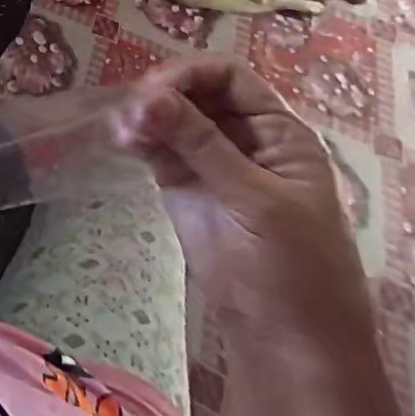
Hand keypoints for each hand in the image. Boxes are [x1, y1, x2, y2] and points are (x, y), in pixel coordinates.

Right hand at [112, 56, 372, 344]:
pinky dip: (137, 139)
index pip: (231, 78)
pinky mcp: (183, 184)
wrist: (287, 340)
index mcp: (277, 133)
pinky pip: (157, 147)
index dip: (192, 74)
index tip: (153, 89)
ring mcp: (210, 161)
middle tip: (130, 112)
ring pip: (170, 118)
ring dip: (144, 116)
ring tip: (121, 131)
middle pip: (195, 92)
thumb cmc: (293, 267)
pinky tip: (121, 141)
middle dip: (162, 94)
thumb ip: (200, 144)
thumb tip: (148, 95)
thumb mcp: (254, 200)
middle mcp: (242, 137)